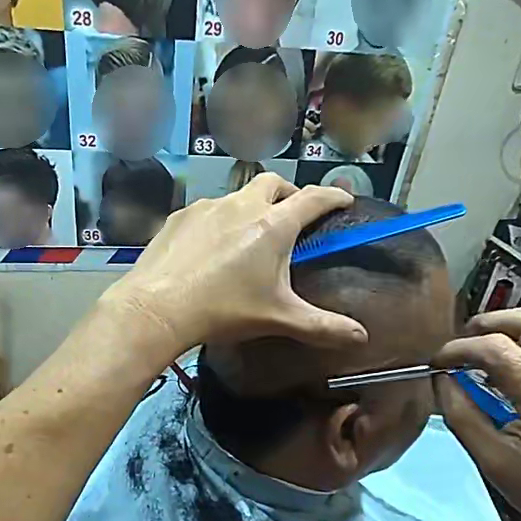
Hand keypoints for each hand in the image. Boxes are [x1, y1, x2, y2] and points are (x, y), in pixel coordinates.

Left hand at [103, 173, 367, 352]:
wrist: (158, 307)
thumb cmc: (225, 310)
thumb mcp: (280, 318)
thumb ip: (324, 327)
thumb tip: (362, 337)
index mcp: (274, 225)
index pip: (314, 198)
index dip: (334, 196)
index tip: (345, 199)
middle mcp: (243, 205)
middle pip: (274, 183)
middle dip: (289, 193)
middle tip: (293, 217)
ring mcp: (208, 207)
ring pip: (238, 195)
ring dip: (252, 207)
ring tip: (250, 236)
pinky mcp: (181, 216)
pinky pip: (209, 210)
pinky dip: (221, 220)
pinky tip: (213, 246)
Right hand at [434, 309, 520, 520]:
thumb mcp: (494, 462)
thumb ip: (462, 415)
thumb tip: (442, 381)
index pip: (497, 349)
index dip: (460, 348)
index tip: (438, 362)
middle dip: (491, 324)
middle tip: (463, 345)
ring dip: (512, 334)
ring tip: (482, 358)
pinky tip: (509, 377)